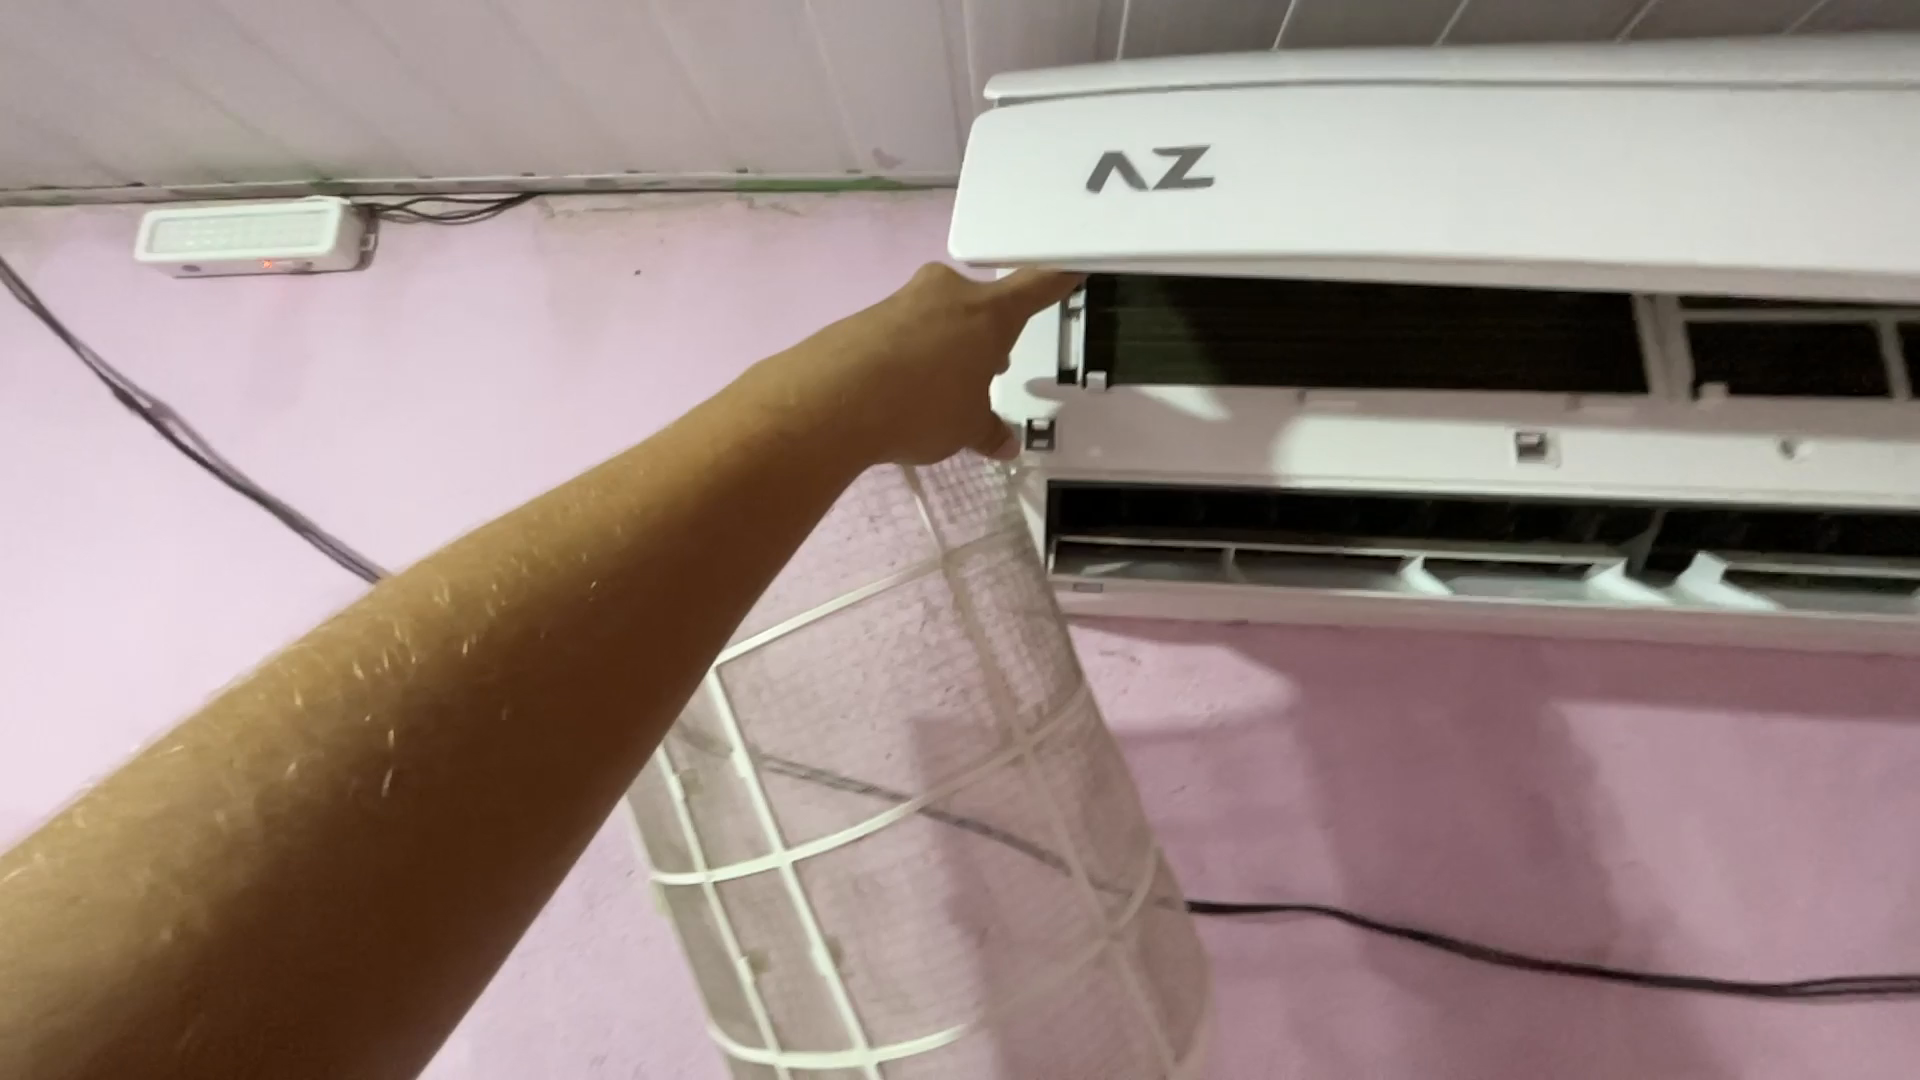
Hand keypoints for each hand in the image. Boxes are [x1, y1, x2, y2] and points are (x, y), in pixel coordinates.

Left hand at [755, 263, 1082, 466]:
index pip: (1035, 287)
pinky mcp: (868, 317)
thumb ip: (989, 432)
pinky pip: (903, 331)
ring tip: (941, 388)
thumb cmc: (922, 409)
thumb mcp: (966, 429)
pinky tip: (900, 390)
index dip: (1057, 279)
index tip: (1073, 265)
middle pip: (980, 304)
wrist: (833, 399)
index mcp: (988, 314)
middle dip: (987, 335)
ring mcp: (904, 301)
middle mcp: (948, 295)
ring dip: (948, 346)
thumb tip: (1007, 446)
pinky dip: (911, 355)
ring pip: (940, 317)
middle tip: (989, 370)